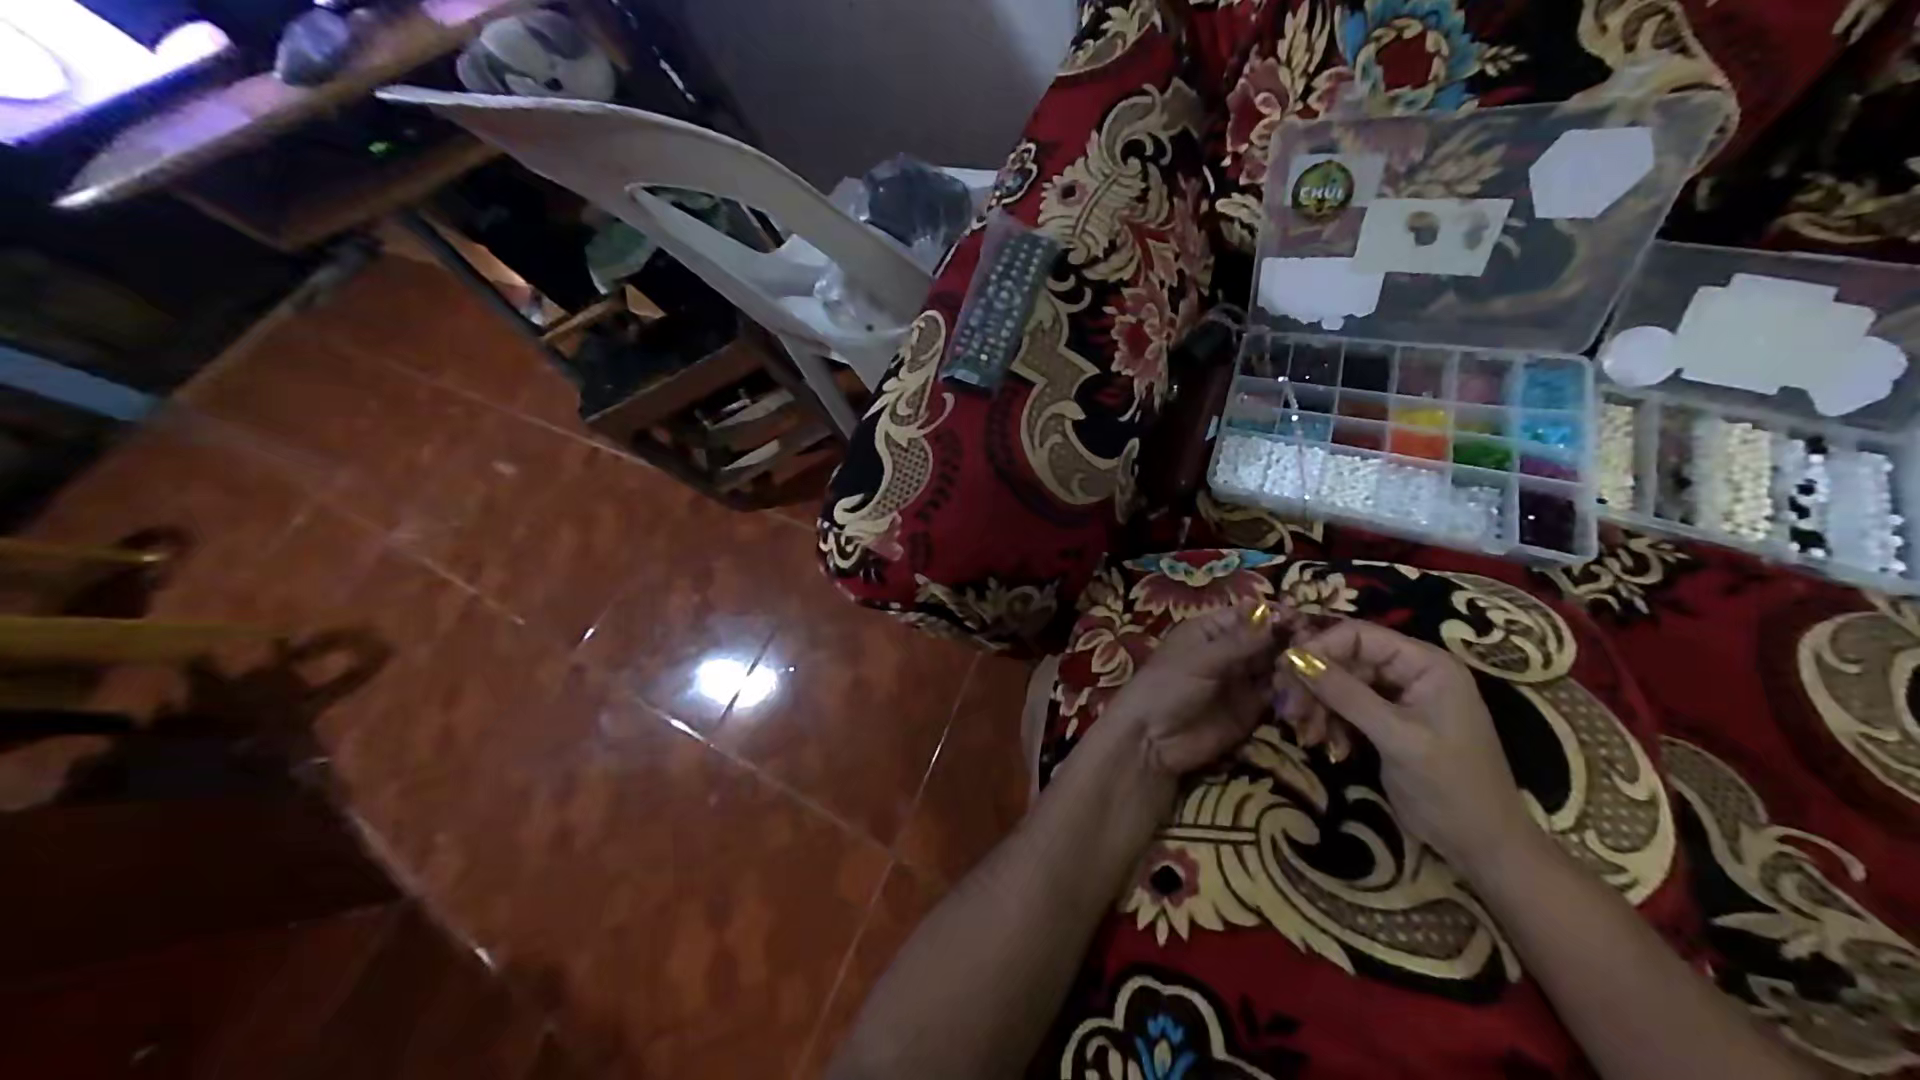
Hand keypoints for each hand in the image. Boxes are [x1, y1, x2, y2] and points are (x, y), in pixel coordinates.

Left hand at [1106, 602, 1293, 777]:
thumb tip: (1276, 616)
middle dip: (1291, 641)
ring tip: (1309, 670)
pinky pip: (1278, 694)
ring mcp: (1242, 679)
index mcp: (1210, 630)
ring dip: (1293, 666)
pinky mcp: (1252, 708)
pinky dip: (1292, 691)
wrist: (1151, 741)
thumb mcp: (1201, 660)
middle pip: (1269, 639)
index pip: (1250, 615)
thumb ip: (1240, 642)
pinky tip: (1303, 691)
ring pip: (1277, 665)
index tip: (1301, 620)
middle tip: (1313, 647)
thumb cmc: (1166, 688)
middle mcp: (1230, 651)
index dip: (1275, 616)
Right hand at [1275, 619, 1534, 871]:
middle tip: (1289, 709)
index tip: (1286, 672)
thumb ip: (1346, 694)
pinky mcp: (1385, 722)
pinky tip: (1324, 745)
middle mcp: (1411, 672)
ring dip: (1317, 707)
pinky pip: (1344, 708)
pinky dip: (1328, 723)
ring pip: (1339, 684)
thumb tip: (1294, 658)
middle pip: (1344, 659)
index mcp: (1426, 664)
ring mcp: (1398, 698)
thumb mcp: (1396, 737)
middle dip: (1314, 683)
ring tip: (1307, 734)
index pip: (1359, 634)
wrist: (1481, 844)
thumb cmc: (1450, 784)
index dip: (1320, 648)